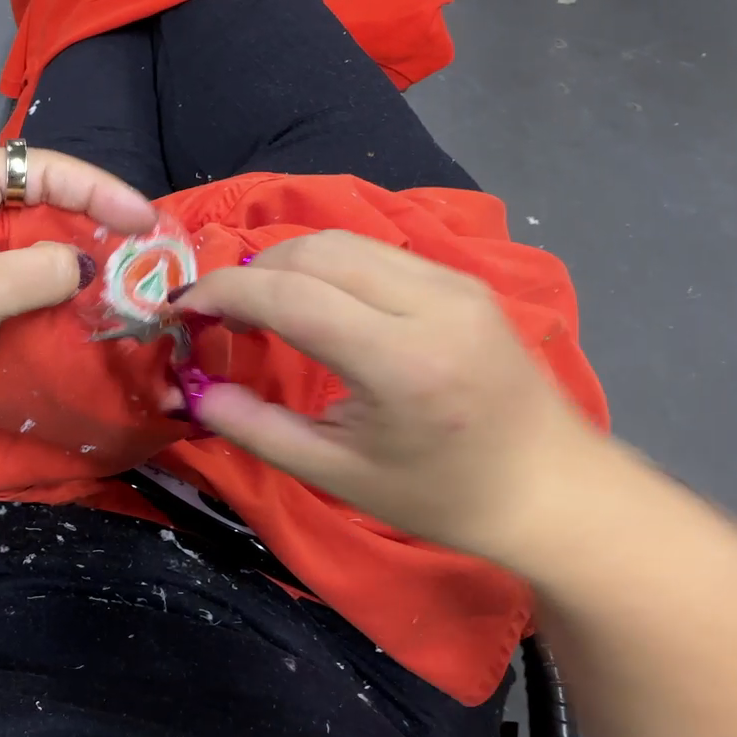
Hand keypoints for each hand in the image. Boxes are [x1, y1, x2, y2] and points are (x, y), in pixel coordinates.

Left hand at [0, 147, 157, 423]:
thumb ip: (47, 269)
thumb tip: (87, 265)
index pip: (43, 168)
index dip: (100, 190)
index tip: (146, 220)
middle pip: (37, 199)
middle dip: (86, 225)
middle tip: (136, 254)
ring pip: (23, 237)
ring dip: (63, 257)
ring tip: (113, 278)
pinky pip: (5, 266)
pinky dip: (37, 281)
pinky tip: (69, 299)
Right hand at [167, 230, 607, 559]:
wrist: (554, 490)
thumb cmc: (441, 495)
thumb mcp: (335, 475)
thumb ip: (255, 428)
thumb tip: (195, 390)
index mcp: (401, 361)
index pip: (291, 295)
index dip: (223, 292)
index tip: (182, 309)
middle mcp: (432, 304)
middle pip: (311, 252)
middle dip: (246, 272)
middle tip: (215, 313)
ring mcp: (453, 284)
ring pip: (339, 240)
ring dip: (281, 263)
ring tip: (254, 305)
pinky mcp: (461, 280)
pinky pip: (370, 250)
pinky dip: (320, 264)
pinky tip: (307, 300)